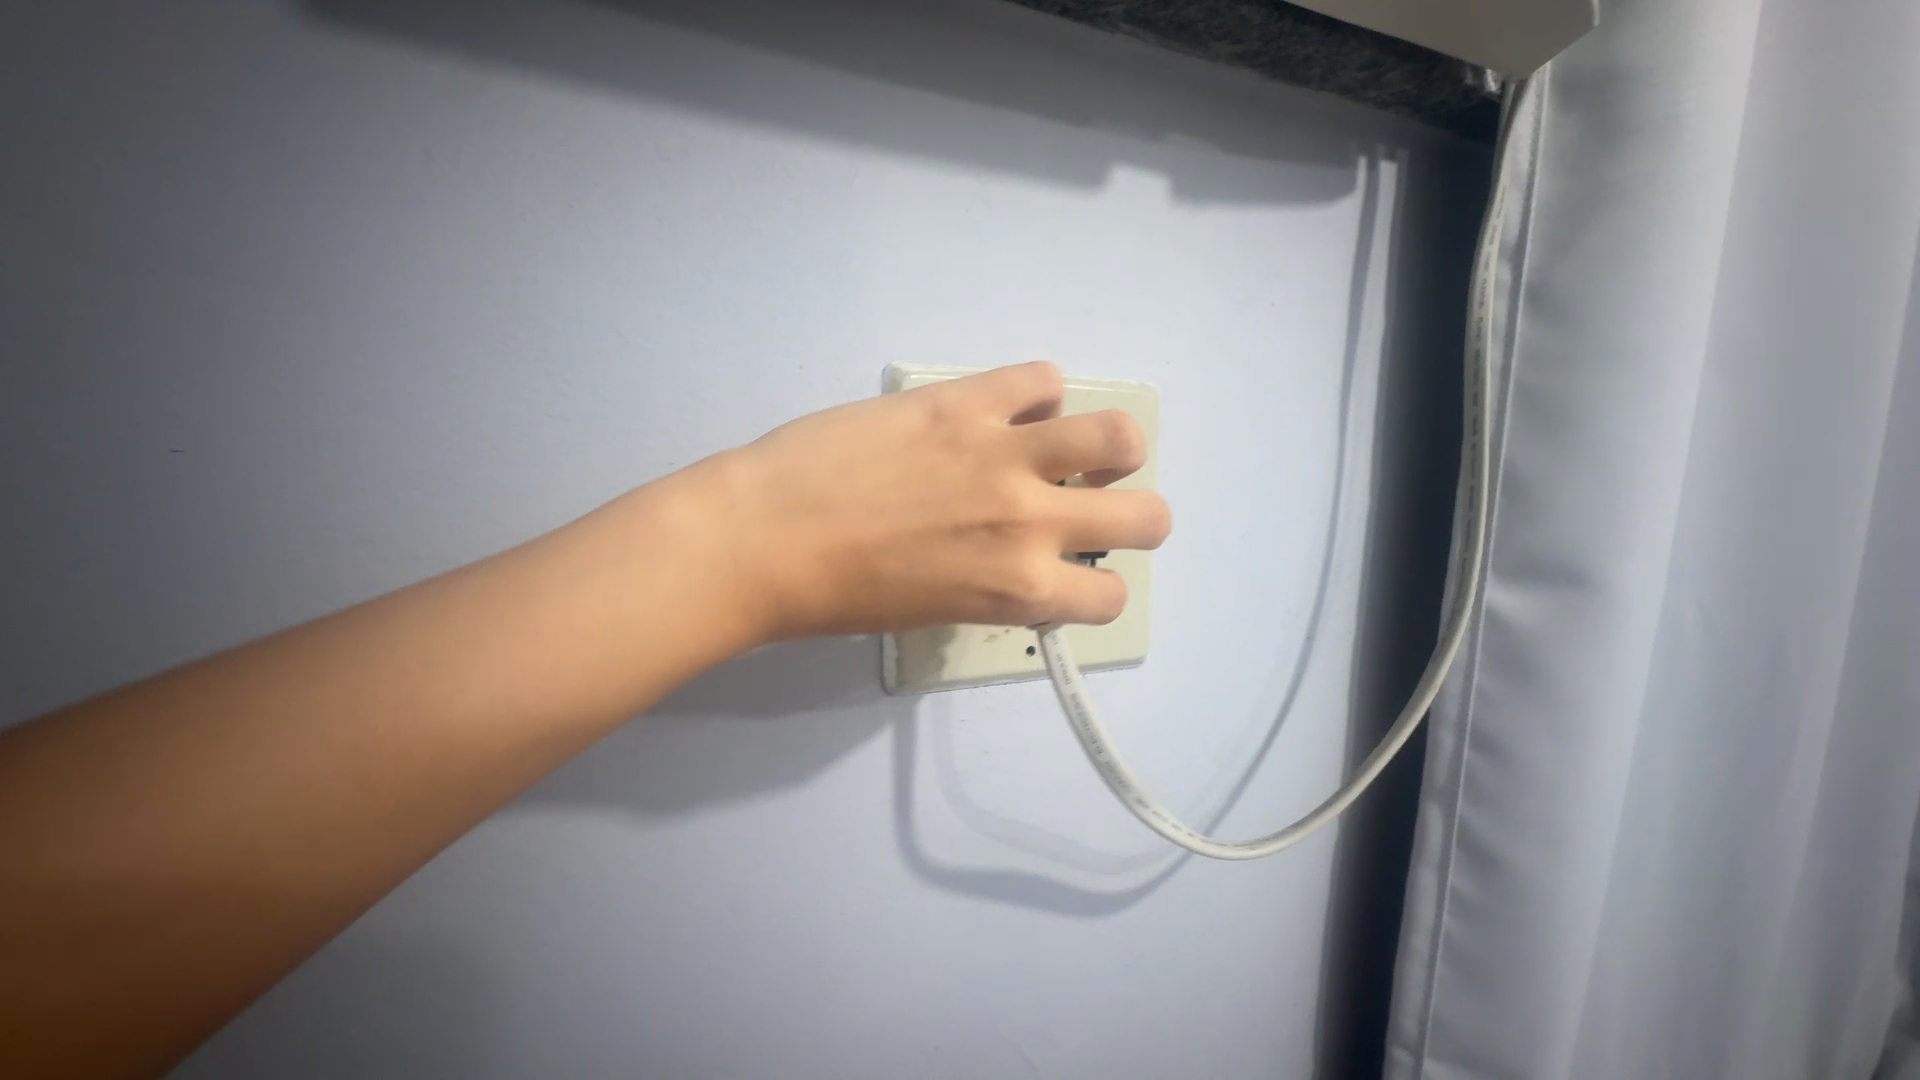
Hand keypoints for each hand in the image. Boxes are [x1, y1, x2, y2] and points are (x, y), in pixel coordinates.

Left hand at [702, 362, 1171, 640]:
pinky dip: (1037, 393)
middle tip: (1095, 508)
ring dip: (1109, 446)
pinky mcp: (964, 400)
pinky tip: (1008, 409)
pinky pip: (1040, 377)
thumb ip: (1005, 586)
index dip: (1095, 587)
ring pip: (1118, 434)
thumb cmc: (841, 596)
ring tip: (1073, 447)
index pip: (1111, 596)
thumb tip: (1034, 557)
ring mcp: (1003, 452)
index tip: (1069, 574)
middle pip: (1149, 516)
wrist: (764, 538)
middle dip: (1136, 518)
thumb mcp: (942, 611)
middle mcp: (1032, 521)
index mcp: (1021, 590)